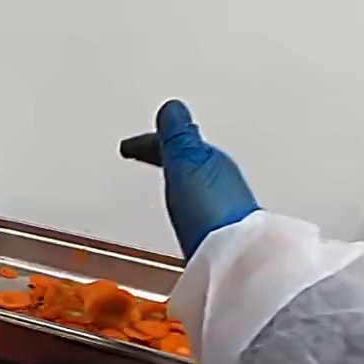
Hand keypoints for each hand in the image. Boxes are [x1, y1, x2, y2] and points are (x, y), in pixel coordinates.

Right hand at [156, 99, 258, 255]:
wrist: (233, 255)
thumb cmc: (211, 210)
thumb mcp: (186, 163)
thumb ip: (178, 136)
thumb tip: (172, 107)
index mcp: (207, 159)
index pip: (175, 139)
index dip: (151, 140)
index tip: (131, 143)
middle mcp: (218, 177)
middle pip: (186, 155)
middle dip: (166, 151)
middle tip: (145, 151)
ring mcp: (219, 201)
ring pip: (192, 176)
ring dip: (176, 170)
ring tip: (162, 170)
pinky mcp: (217, 225)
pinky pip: (196, 197)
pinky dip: (183, 192)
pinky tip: (180, 203)